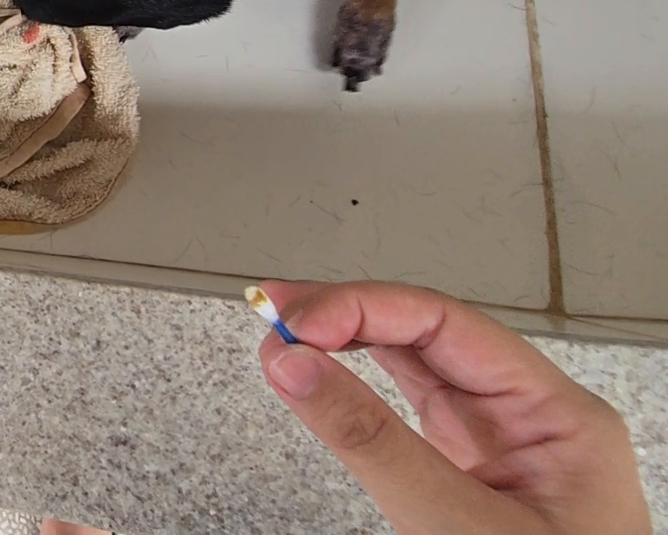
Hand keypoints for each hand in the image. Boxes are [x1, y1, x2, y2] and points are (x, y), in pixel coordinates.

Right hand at [256, 280, 650, 534]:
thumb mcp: (459, 523)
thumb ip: (373, 441)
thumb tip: (290, 363)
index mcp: (552, 412)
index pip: (441, 321)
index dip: (360, 309)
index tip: (295, 326)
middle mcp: (519, 407)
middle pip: (414, 327)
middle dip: (335, 314)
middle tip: (270, 316)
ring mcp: (485, 428)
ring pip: (397, 352)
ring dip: (330, 337)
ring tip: (278, 336)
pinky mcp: (450, 450)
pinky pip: (388, 390)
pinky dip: (339, 373)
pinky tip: (310, 367)